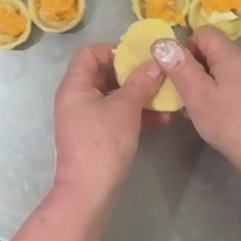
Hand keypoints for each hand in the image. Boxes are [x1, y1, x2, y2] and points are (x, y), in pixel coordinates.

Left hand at [50, 43, 166, 202]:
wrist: (89, 191)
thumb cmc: (103, 143)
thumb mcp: (125, 108)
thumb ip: (140, 82)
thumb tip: (155, 63)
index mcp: (75, 86)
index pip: (89, 53)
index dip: (113, 50)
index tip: (139, 56)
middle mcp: (76, 98)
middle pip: (103, 74)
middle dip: (132, 74)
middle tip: (157, 75)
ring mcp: (85, 118)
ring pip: (113, 96)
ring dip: (139, 96)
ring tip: (166, 98)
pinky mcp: (96, 136)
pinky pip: (116, 116)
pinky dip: (135, 114)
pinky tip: (161, 119)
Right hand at [150, 27, 240, 171]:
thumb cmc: (228, 123)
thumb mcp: (197, 94)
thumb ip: (179, 66)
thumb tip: (161, 42)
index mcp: (232, 54)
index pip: (203, 32)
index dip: (185, 48)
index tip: (178, 74)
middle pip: (213, 49)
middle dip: (193, 66)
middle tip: (184, 93)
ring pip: (222, 66)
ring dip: (205, 80)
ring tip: (197, 106)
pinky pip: (233, 80)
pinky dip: (219, 90)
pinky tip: (216, 112)